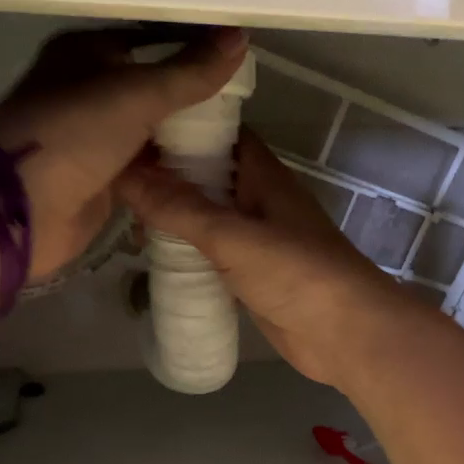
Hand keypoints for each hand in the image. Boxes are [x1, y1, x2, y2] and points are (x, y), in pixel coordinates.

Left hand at [0, 26, 247, 280]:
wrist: (21, 209)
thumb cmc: (73, 133)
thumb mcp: (136, 94)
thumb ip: (190, 72)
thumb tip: (240, 36)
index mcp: (88, 54)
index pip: (151, 41)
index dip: (193, 48)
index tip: (239, 59)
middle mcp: (90, 92)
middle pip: (154, 90)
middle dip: (195, 99)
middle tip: (245, 106)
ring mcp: (96, 140)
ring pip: (153, 133)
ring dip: (187, 139)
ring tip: (236, 139)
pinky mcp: (103, 182)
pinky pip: (148, 171)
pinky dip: (173, 173)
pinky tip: (211, 174)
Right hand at [118, 129, 415, 387]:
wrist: (347, 335)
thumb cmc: (297, 274)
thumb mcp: (231, 236)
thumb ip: (178, 208)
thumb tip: (123, 173)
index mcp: (263, 176)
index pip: (218, 135)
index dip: (178, 128)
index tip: (130, 129)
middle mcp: (260, 202)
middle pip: (207, 177)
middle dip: (166, 179)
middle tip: (116, 187)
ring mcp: (258, 242)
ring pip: (207, 220)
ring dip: (174, 221)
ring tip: (127, 225)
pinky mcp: (254, 278)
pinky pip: (213, 257)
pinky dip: (187, 256)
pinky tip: (155, 263)